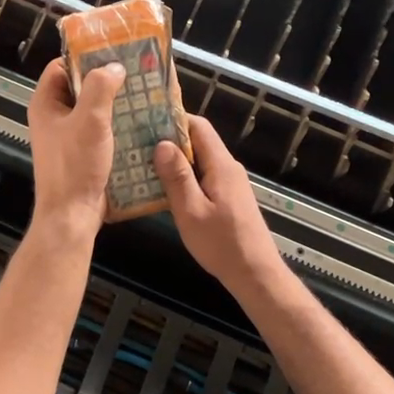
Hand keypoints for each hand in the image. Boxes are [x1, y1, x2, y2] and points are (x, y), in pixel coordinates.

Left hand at [29, 59, 126, 233]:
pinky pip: (100, 131)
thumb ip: (101, 88)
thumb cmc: (75, 165)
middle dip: (106, 80)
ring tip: (143, 94)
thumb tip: (114, 66)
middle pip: (80, 87)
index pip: (60, 67)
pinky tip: (140, 122)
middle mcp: (53, 118)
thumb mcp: (90, 120)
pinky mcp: (82, 154)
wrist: (72, 215)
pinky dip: (117, 125)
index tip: (112, 53)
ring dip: (115, 103)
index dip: (84, 58)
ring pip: (92, 110)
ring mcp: (67, 137)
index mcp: (45, 104)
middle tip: (135, 72)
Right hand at [154, 117, 282, 290]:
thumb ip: (177, 176)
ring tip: (143, 164)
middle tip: (137, 144)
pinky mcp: (228, 198)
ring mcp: (229, 184)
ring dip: (174, 161)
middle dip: (169, 140)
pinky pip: (203, 177)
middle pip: (198, 142)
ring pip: (199, 161)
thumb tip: (162, 143)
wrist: (255, 274)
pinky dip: (183, 177)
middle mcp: (228, 168)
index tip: (146, 122)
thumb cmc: (222, 244)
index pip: (199, 126)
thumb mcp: (191, 211)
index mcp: (221, 165)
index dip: (173, 119)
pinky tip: (163, 188)